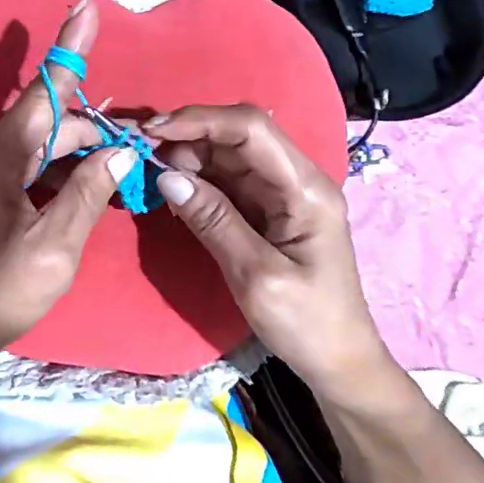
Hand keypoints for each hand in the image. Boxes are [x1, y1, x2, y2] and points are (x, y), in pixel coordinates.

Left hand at [0, 0, 135, 381]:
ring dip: (78, 155)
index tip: (84, 6)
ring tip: (119, 175)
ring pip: (40, 143)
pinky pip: (26, 162)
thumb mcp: (54, 248)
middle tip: (136, 154)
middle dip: (92, 134)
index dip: (69, 50)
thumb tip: (116, 154)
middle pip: (50, 123)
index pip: (43, 92)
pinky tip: (86, 187)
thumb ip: (87, 192)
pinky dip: (57, 171)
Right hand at [144, 105, 391, 402]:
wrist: (338, 363)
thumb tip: (166, 176)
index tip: (153, 130)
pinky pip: (226, 180)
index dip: (201, 120)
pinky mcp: (265, 209)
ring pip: (228, 154)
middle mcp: (294, 179)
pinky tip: (173, 191)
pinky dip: (196, 179)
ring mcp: (279, 194)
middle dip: (190, 135)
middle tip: (145, 154)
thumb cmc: (307, 324)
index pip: (251, 129)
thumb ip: (213, 221)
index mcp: (305, 188)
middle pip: (238, 135)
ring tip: (153, 172)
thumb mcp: (256, 276)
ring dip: (189, 156)